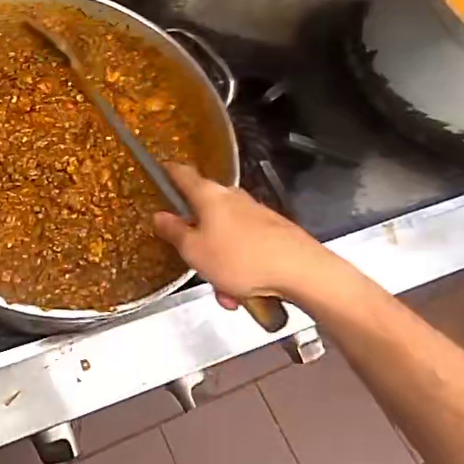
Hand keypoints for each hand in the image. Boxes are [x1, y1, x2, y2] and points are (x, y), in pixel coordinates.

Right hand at [152, 163, 351, 310]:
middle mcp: (233, 198)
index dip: (167, 172)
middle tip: (192, 261)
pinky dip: (242, 266)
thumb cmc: (241, 259)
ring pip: (226, 235)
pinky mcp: (276, 232)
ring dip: (220, 261)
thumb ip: (173, 231)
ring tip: (225, 291)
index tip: (158, 174)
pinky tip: (246, 291)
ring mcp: (257, 213)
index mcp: (209, 195)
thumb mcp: (194, 251)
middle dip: (197, 237)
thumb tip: (160, 216)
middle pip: (204, 211)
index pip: (181, 173)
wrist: (305, 274)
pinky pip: (247, 247)